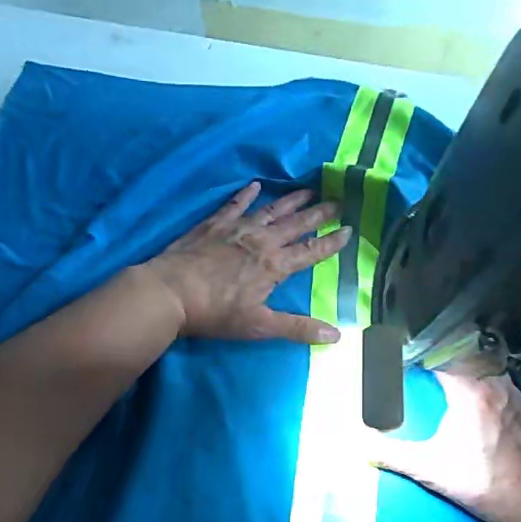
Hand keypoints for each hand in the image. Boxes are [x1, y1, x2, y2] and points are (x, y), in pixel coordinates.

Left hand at [137, 183, 349, 344]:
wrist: (171, 292)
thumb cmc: (215, 313)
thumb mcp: (259, 325)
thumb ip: (297, 328)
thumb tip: (336, 335)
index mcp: (274, 266)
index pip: (310, 252)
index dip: (331, 243)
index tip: (349, 229)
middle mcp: (260, 241)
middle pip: (295, 225)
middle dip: (317, 214)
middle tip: (336, 201)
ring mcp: (236, 229)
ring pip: (269, 210)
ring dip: (290, 201)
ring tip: (307, 190)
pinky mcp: (213, 225)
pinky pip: (234, 205)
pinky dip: (246, 195)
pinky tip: (254, 185)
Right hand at [366, 372, 520, 521]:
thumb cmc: (482, 483)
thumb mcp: (429, 469)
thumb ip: (392, 455)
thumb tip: (361, 447)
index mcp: (471, 391)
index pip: (439, 358)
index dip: (419, 358)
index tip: (401, 363)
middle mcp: (495, 385)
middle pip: (462, 358)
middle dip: (440, 361)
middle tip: (419, 371)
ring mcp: (513, 395)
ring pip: (483, 368)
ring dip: (463, 370)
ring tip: (441, 382)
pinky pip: (497, 383)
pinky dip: (481, 384)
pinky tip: (469, 401)